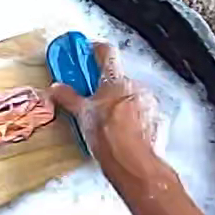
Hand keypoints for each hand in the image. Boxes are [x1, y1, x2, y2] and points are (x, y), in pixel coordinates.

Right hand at [49, 42, 165, 183]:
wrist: (135, 165)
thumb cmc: (108, 137)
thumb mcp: (82, 116)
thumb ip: (68, 97)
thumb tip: (56, 88)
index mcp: (116, 80)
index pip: (107, 52)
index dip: (95, 49)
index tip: (86, 53)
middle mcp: (135, 86)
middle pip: (117, 77)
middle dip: (104, 85)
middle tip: (90, 98)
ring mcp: (149, 102)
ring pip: (130, 95)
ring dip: (118, 102)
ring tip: (105, 121)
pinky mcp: (158, 119)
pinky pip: (141, 111)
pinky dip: (131, 117)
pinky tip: (121, 132)